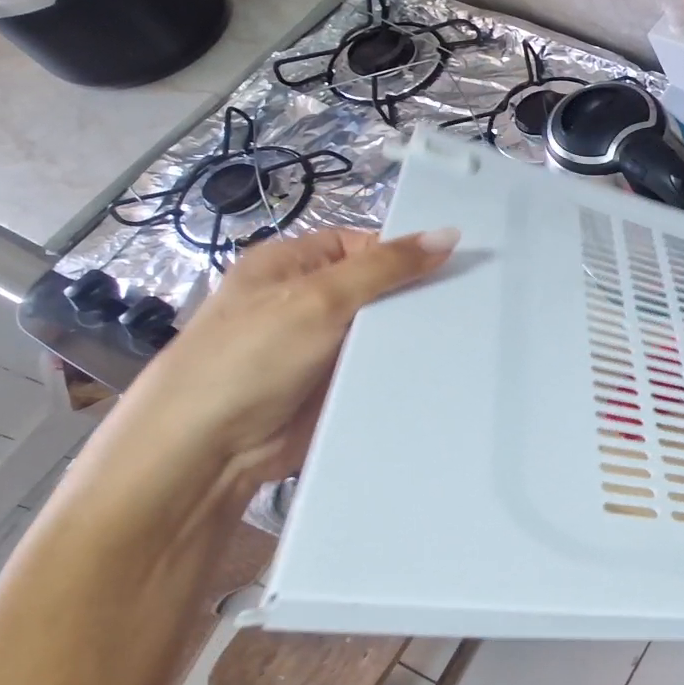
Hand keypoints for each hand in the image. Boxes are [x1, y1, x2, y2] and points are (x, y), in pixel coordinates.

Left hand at [121, 227, 457, 491]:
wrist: (209, 450)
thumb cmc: (249, 361)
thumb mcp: (319, 299)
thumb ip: (385, 266)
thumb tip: (449, 234)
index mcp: (288, 264)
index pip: (364, 243)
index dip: (406, 251)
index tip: (457, 263)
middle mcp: (306, 300)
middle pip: (381, 286)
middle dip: (420, 293)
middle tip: (474, 297)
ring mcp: (323, 344)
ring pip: (388, 327)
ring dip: (419, 331)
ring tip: (472, 330)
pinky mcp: (338, 381)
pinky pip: (385, 363)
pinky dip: (410, 363)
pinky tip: (446, 361)